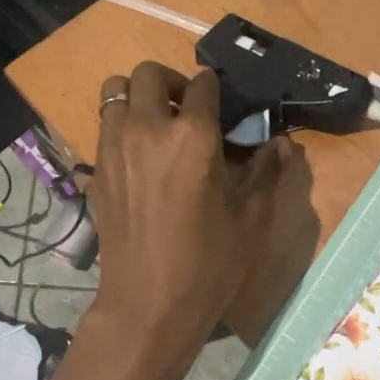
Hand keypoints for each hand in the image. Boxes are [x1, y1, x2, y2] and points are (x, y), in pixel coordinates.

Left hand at [85, 63, 291, 379]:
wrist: (148, 304)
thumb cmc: (208, 264)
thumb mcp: (251, 219)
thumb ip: (266, 172)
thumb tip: (283, 144)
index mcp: (192, 137)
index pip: (202, 87)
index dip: (215, 91)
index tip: (222, 106)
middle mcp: (146, 130)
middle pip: (147, 74)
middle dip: (170, 82)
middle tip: (187, 109)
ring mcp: (113, 149)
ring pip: (115, 94)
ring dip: (137, 99)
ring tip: (157, 126)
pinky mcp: (96, 172)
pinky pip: (104, 129)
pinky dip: (121, 127)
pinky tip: (140, 159)